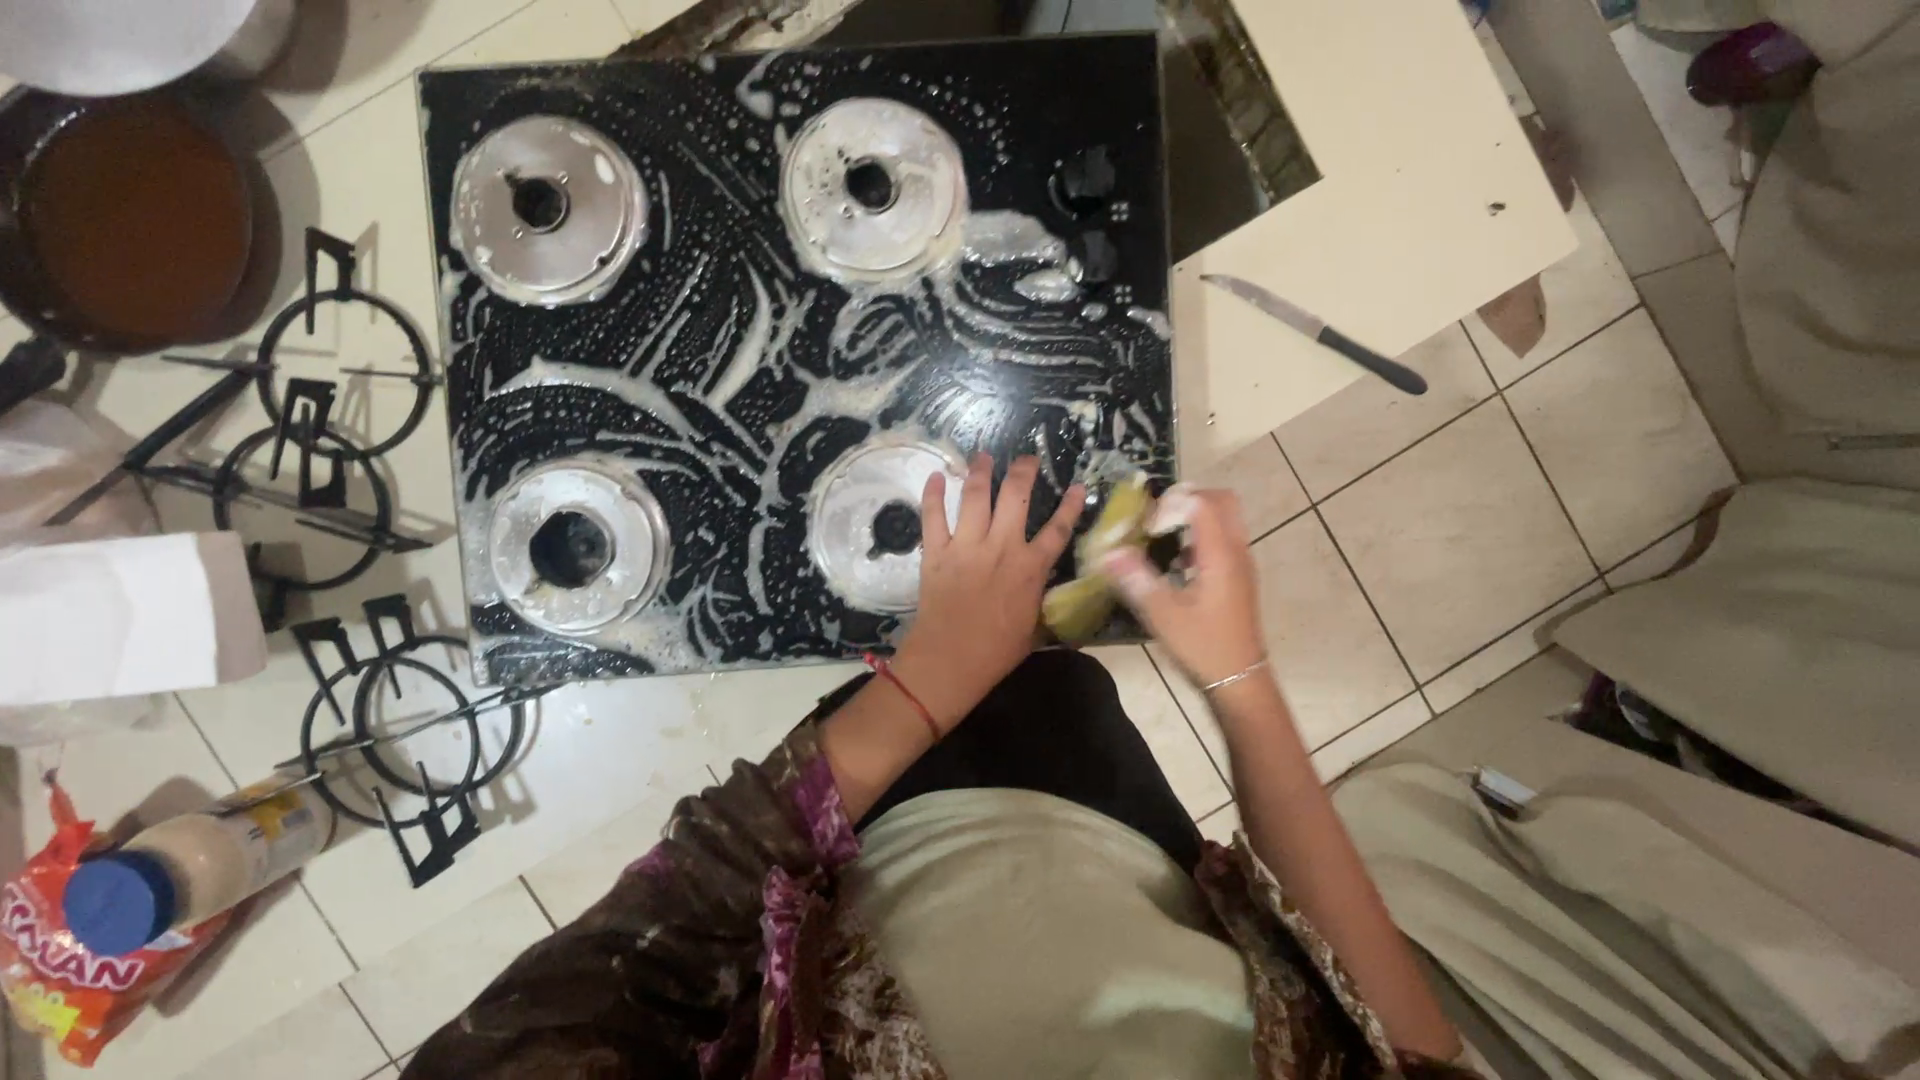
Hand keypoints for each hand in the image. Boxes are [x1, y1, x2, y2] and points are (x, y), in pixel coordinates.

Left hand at [891, 455, 1085, 729]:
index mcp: (1030, 568)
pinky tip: (934, 475)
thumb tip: (1049, 591)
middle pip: (1016, 496)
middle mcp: (1001, 547)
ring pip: (975, 496)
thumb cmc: (997, 652)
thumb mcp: (1034, 628)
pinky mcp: (935, 552)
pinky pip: (932, 515)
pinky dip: (932, 493)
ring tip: (984, 455)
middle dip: (1023, 470)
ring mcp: (966, 546)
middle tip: (1026, 457)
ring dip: (981, 471)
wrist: (951, 660)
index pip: (1058, 529)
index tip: (1077, 486)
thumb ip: (1041, 600)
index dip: (1069, 505)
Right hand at [1097, 484, 1266, 687]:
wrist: (1240, 680)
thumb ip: (1136, 578)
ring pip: (1225, 520)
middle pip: (1222, 501)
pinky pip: (1224, 540)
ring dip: (1195, 517)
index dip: (1172, 504)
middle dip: (1188, 500)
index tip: (1148, 527)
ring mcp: (1241, 565)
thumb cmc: (1203, 647)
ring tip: (1162, 536)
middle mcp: (1236, 552)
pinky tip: (1176, 563)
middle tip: (1158, 518)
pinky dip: (1201, 537)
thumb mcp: (1163, 614)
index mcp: (1220, 555)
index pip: (1201, 503)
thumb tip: (1109, 551)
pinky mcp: (1238, 578)